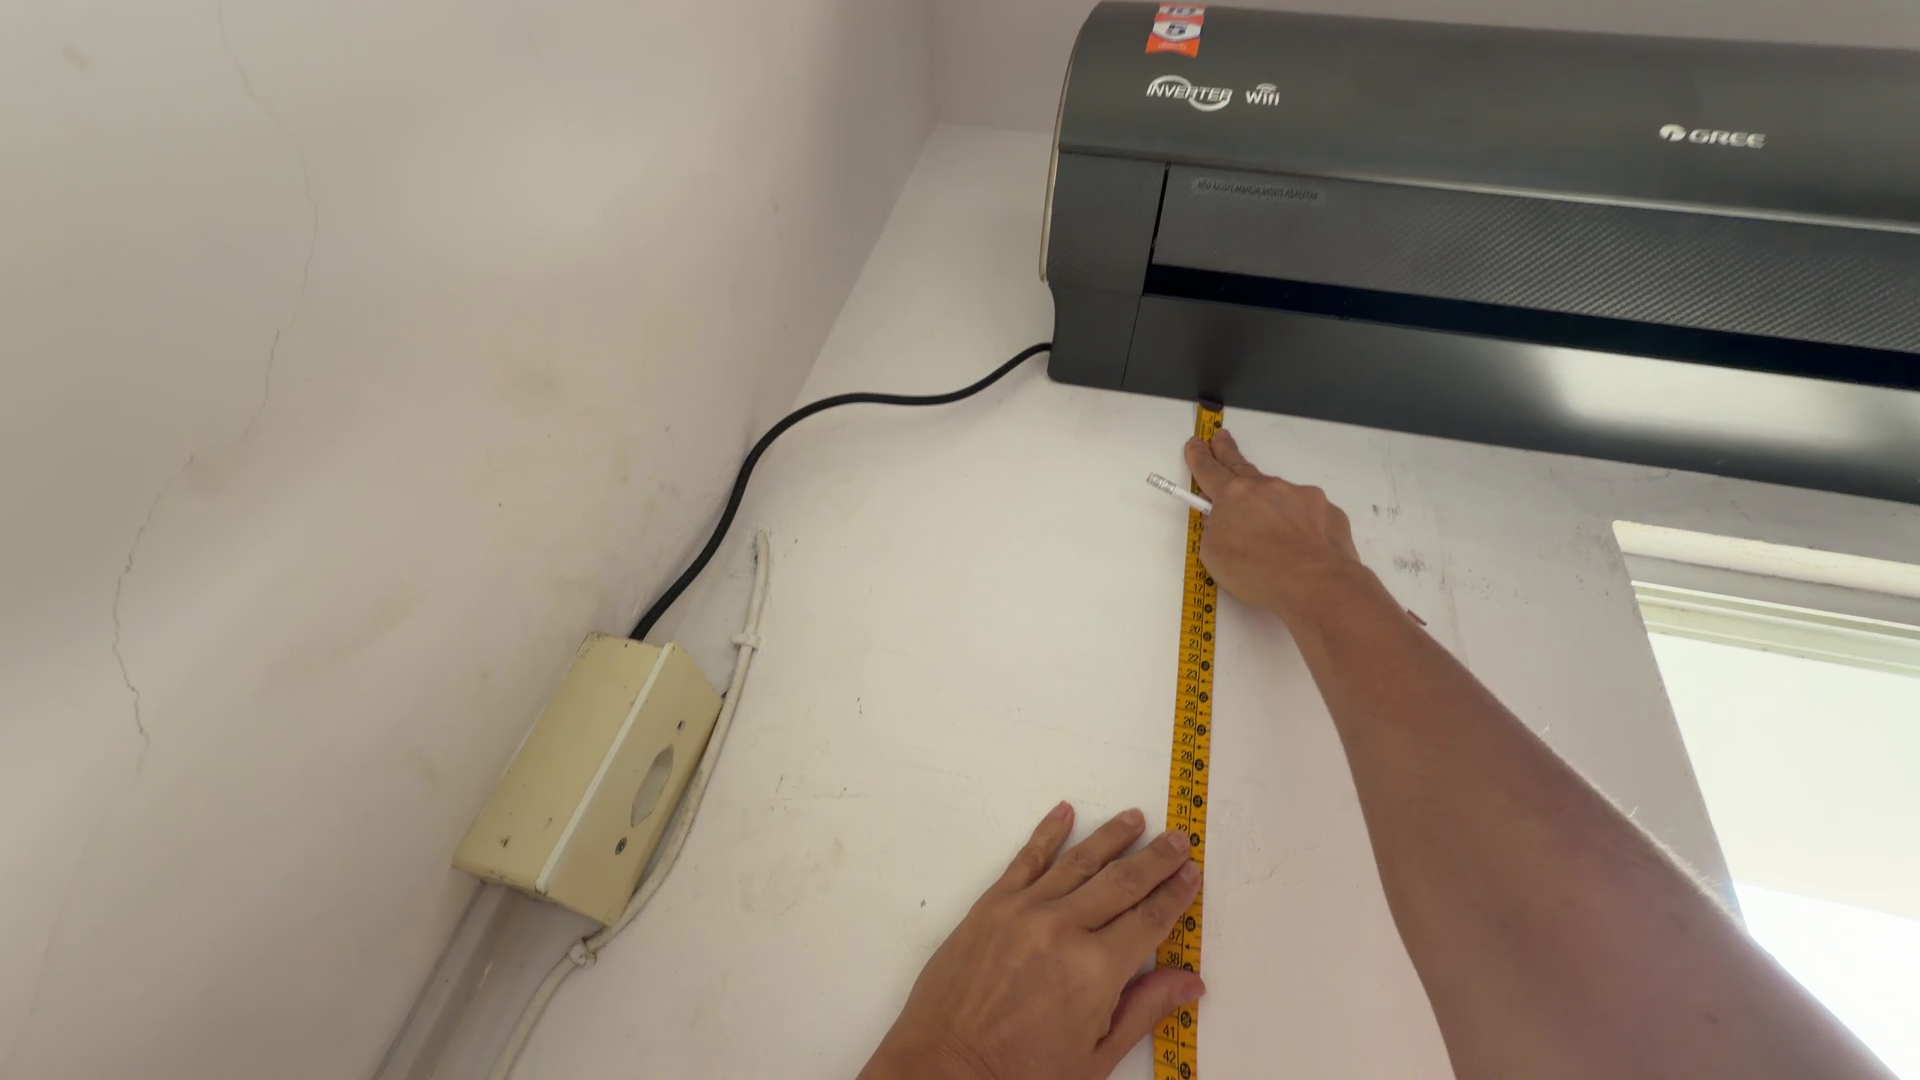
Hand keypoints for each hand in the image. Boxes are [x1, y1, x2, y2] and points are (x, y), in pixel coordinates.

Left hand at [859, 804, 1204, 1079]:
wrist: (945, 1067)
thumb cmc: (1022, 1075)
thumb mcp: (1094, 1058)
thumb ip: (1142, 1010)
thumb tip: (1190, 981)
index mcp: (1095, 971)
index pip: (1148, 921)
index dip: (1174, 895)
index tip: (1191, 873)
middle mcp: (1064, 928)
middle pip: (1121, 882)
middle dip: (1155, 858)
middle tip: (1178, 837)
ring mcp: (1024, 908)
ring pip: (1078, 861)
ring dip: (1110, 836)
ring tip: (1134, 817)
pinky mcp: (993, 902)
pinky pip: (1026, 857)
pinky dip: (1048, 832)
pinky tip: (1065, 811)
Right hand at [1184, 429, 1377, 623]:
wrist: (1314, 583)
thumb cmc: (1255, 571)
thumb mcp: (1214, 555)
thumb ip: (1215, 531)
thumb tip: (1226, 524)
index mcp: (1233, 496)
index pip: (1209, 471)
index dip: (1199, 457)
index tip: (1195, 443)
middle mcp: (1267, 487)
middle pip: (1242, 466)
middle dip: (1227, 451)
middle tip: (1221, 438)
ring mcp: (1301, 496)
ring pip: (1279, 496)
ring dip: (1270, 505)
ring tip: (1271, 534)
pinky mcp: (1329, 512)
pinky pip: (1308, 514)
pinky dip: (1301, 525)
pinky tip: (1301, 547)